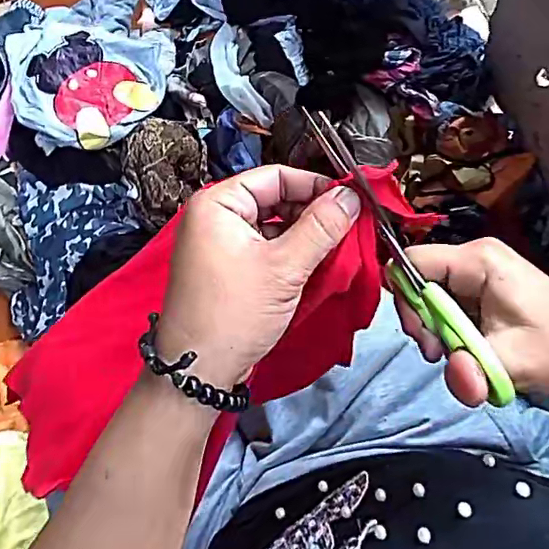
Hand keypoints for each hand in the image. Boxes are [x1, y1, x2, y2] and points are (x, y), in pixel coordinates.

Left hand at [160, 166, 361, 387]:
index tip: (347, 198)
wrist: (198, 372)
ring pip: (276, 225)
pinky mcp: (230, 268)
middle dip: (313, 212)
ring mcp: (222, 244)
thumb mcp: (285, 267)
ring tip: (336, 248)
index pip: (276, 176)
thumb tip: (349, 197)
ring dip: (306, 235)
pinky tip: (316, 265)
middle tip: (347, 225)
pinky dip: (293, 254)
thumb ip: (322, 227)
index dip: (315, 185)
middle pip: (277, 199)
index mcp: (217, 204)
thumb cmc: (228, 317)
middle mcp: (215, 218)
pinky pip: (268, 247)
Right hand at [396, 239, 548, 406]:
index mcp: (479, 259)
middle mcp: (475, 257)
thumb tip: (450, 371)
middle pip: (418, 282)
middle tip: (446, 356)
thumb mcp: (512, 363)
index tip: (426, 338)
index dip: (406, 300)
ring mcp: (479, 272)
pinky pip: (449, 305)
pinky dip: (454, 333)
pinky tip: (475, 351)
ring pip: (432, 298)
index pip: (411, 261)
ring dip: (441, 334)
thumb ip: (471, 368)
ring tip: (467, 359)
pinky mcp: (483, 289)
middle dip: (425, 325)